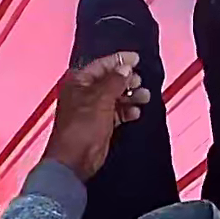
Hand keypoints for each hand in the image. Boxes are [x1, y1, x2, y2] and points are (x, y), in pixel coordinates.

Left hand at [42, 51, 151, 180]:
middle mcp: (84, 93)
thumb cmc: (82, 127)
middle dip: (127, 80)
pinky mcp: (100, 124)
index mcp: (79, 82)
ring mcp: (92, 109)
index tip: (136, 59)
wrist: (75, 159)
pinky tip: (135, 113)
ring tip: (144, 97)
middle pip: (110, 80)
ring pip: (115, 96)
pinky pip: (117, 112)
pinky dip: (127, 111)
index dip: (119, 60)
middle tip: (139, 81)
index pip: (101, 65)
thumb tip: (126, 69)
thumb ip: (115, 81)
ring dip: (130, 96)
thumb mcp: (101, 99)